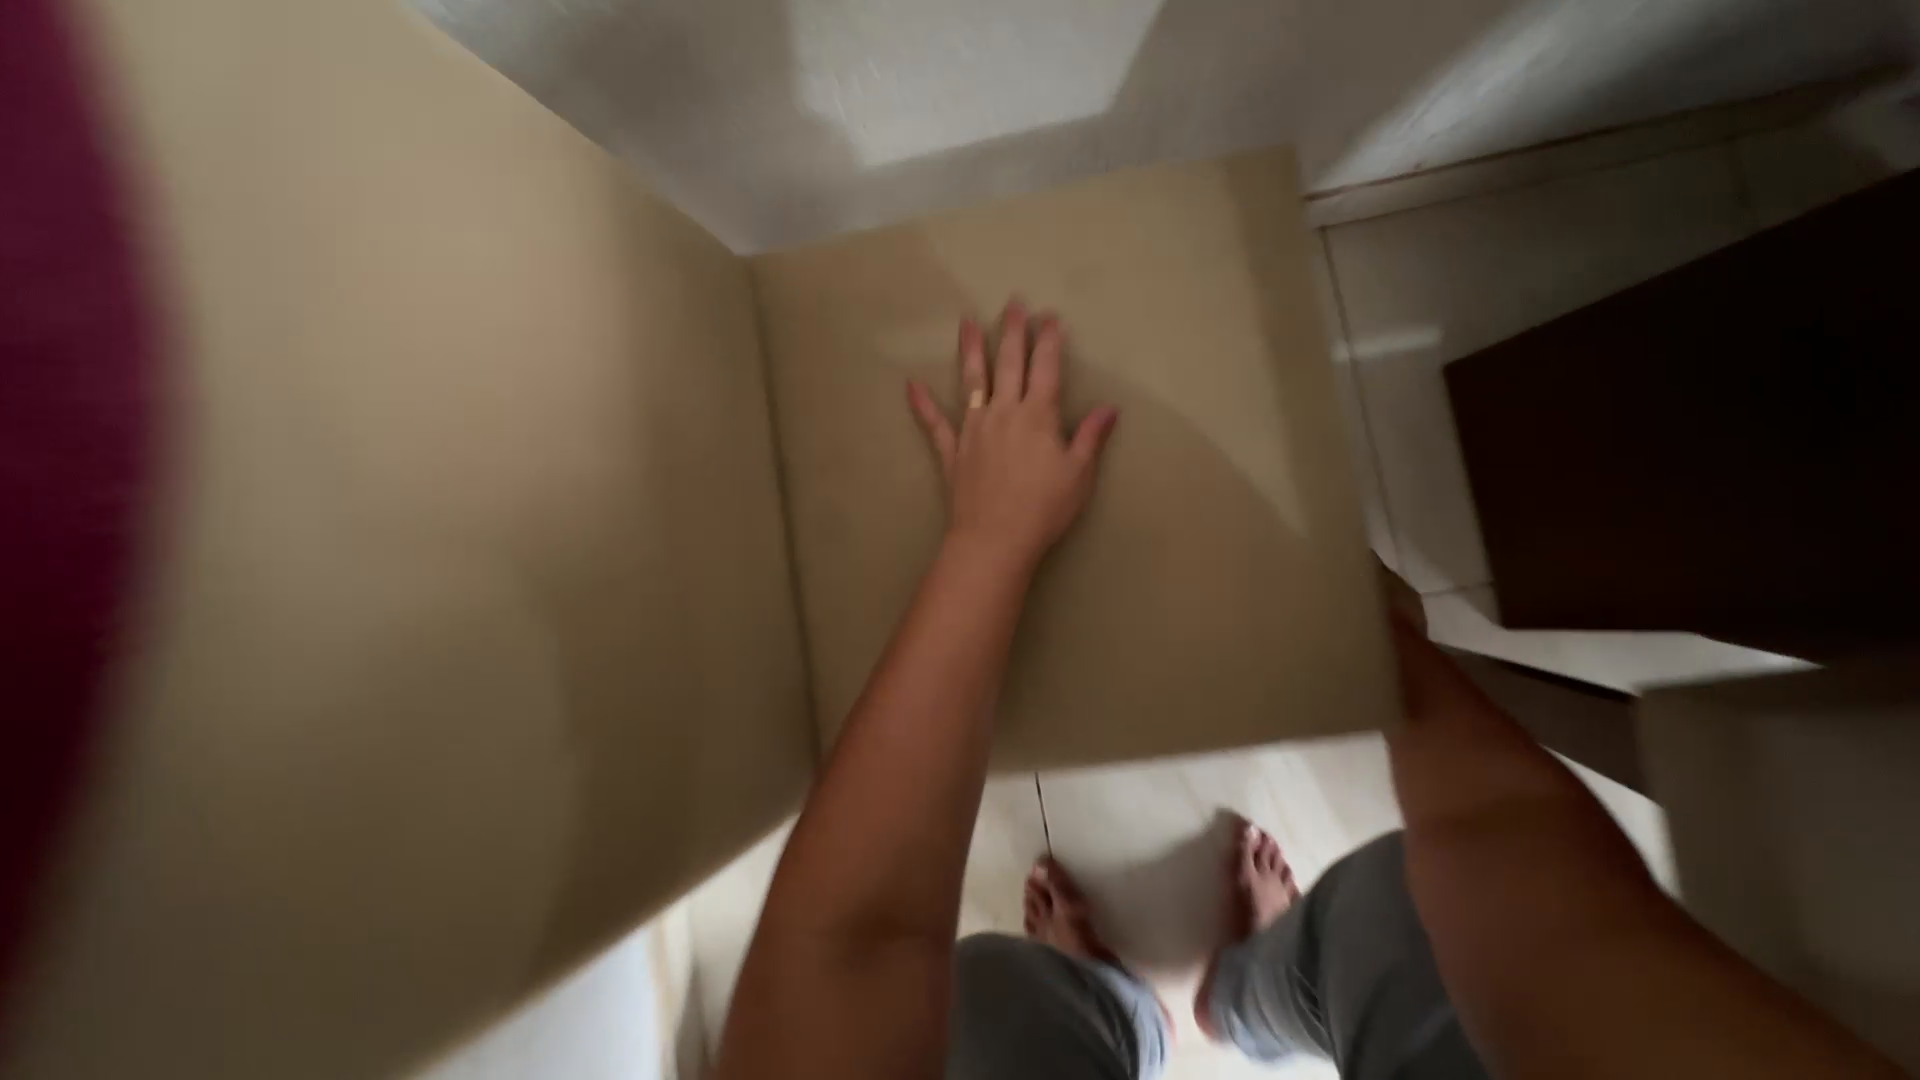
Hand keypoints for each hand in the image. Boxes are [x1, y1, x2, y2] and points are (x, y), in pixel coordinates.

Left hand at [907, 300, 1118, 571]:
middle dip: (1013, 332)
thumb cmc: (1044, 508)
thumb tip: (1109, 408)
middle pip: (1009, 363)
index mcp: (1038, 415)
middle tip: (1013, 303)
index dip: (1049, 340)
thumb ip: (1090, 437)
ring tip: (968, 322)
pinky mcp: (953, 450)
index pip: (1046, 367)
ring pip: (972, 380)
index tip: (1050, 317)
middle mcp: (1004, 412)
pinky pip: (935, 423)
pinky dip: (923, 404)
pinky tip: (911, 385)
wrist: (994, 539)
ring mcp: (974, 428)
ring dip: (971, 349)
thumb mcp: (1078, 474)